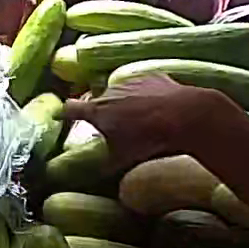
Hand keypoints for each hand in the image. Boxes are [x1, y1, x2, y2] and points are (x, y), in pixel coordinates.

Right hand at [63, 75, 234, 168]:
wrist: (185, 115)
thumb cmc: (148, 140)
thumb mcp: (123, 158)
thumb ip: (105, 162)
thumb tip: (95, 172)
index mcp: (97, 110)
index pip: (70, 108)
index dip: (66, 113)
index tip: (63, 116)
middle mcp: (109, 90)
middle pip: (98, 99)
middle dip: (103, 110)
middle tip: (115, 125)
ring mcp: (131, 80)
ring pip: (121, 91)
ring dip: (124, 101)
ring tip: (140, 116)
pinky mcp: (152, 75)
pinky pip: (142, 84)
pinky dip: (145, 93)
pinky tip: (157, 106)